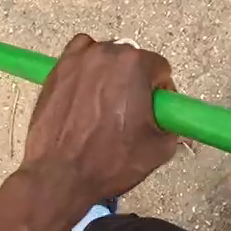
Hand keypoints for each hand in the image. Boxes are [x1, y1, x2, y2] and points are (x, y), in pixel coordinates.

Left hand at [20, 35, 178, 206]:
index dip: (160, 92)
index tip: (155, 109)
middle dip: (135, 84)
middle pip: (131, 61)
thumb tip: (170, 122)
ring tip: (105, 107)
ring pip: (105, 59)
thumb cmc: (105, 163)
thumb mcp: (158, 149)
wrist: (60, 176)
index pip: (160, 69)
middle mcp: (107, 54)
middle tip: (130, 114)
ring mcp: (78, 60)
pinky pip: (78, 58)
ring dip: (109, 76)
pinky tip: (86, 93)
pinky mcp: (57, 71)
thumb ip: (173, 126)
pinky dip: (85, 70)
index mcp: (136, 66)